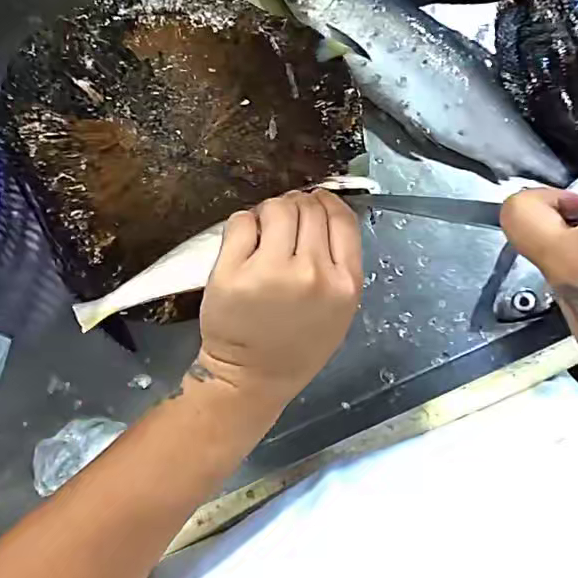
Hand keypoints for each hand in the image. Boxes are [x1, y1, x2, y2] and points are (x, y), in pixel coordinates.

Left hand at [195, 189, 362, 409]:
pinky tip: (247, 241)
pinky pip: (242, 222)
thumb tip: (322, 210)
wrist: (255, 376)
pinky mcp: (233, 272)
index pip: (342, 219)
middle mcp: (311, 273)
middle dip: (298, 205)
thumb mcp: (341, 308)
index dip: (328, 202)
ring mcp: (271, 272)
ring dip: (271, 212)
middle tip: (287, 219)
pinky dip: (245, 223)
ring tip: (267, 230)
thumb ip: (339, 262)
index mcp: (344, 283)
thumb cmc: (300, 344)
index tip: (317, 201)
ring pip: (276, 208)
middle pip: (309, 208)